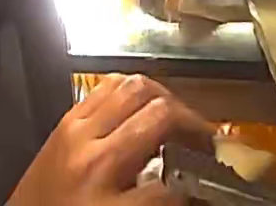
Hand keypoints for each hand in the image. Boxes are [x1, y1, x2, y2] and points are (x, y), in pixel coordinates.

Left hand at [7, 74, 212, 205]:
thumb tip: (190, 190)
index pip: (169, 189)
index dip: (197, 187)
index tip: (210, 184)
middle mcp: (93, 164)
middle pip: (158, 117)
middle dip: (190, 124)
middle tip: (203, 139)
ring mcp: (77, 135)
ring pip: (136, 88)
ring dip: (166, 98)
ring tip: (178, 117)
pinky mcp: (66, 121)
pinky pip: (108, 86)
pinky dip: (134, 89)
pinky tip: (145, 104)